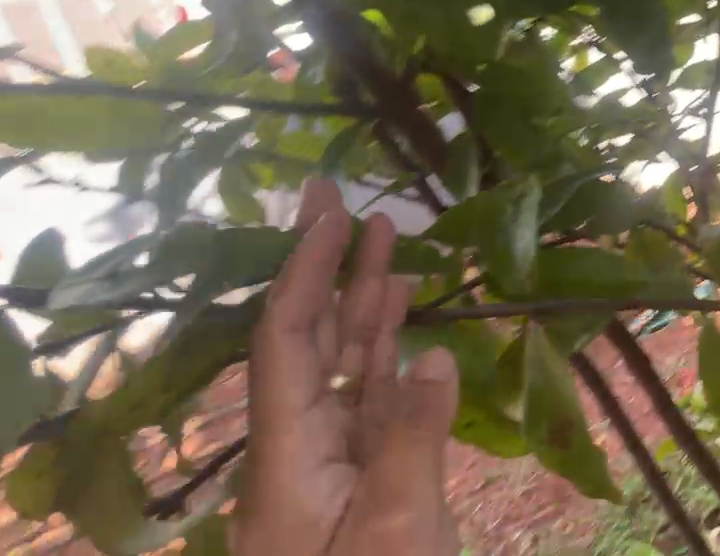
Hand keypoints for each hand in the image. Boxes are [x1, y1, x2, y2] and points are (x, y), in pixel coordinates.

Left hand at [232, 179, 460, 555]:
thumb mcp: (398, 529)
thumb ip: (413, 437)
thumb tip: (434, 351)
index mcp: (289, 458)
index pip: (285, 343)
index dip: (302, 273)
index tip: (324, 215)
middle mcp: (301, 444)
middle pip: (305, 338)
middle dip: (321, 266)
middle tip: (336, 198)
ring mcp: (336, 454)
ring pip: (342, 356)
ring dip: (360, 293)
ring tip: (382, 234)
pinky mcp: (369, 464)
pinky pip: (372, 386)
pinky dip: (387, 340)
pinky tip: (402, 307)